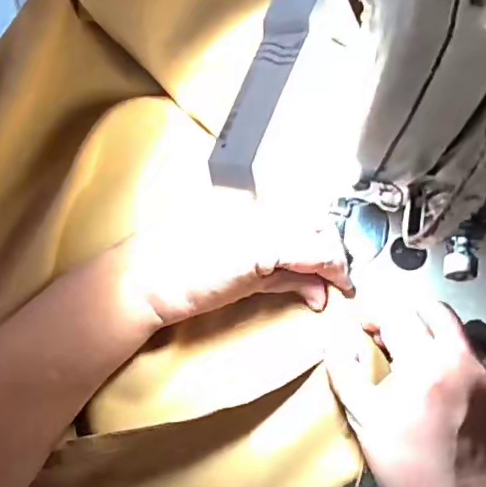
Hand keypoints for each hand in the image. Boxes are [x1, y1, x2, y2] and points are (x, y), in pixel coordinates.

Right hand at [118, 198, 351, 327]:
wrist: (143, 282)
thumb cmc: (171, 274)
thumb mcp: (231, 269)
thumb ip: (272, 272)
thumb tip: (306, 284)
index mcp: (242, 201)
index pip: (297, 209)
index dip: (319, 230)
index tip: (330, 251)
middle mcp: (255, 205)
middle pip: (314, 218)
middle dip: (333, 245)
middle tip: (341, 270)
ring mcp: (259, 223)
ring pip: (319, 234)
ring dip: (336, 260)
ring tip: (342, 281)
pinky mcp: (261, 247)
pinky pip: (313, 254)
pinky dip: (331, 269)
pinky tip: (336, 285)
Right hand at [325, 299, 485, 486]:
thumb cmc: (407, 469)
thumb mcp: (363, 418)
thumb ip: (346, 370)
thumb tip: (338, 340)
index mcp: (426, 365)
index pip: (397, 315)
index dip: (373, 317)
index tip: (363, 330)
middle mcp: (466, 362)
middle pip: (435, 311)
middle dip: (407, 317)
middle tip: (389, 337)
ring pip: (460, 335)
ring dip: (434, 339)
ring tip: (415, 367)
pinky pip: (479, 363)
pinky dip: (456, 365)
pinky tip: (443, 391)